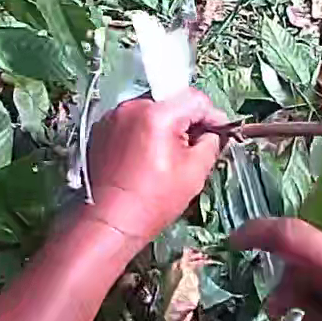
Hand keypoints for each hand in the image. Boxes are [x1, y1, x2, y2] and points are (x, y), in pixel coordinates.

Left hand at [82, 89, 228, 243]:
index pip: (195, 98)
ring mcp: (113, 116)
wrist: (108, 222)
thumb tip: (212, 133)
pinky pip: (133, 120)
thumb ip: (210, 143)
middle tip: (197, 144)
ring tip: (170, 151)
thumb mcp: (194, 172)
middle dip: (188, 119)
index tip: (219, 132)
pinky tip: (147, 154)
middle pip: (172, 101)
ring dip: (165, 124)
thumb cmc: (153, 200)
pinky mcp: (102, 128)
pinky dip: (144, 130)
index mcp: (157, 114)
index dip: (212, 115)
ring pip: (152, 109)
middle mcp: (132, 107)